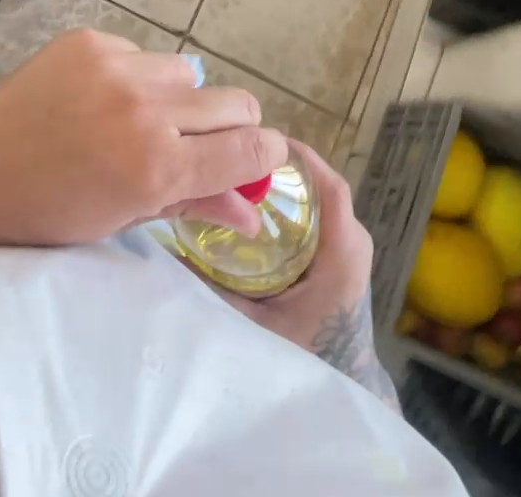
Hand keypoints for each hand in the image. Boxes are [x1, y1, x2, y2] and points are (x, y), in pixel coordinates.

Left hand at [0, 29, 288, 247]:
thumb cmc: (45, 216)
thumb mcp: (123, 220)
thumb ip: (194, 206)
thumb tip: (254, 212)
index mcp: (156, 168)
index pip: (251, 149)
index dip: (266, 155)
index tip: (259, 159)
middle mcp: (145, 111)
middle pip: (236, 102)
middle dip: (232, 126)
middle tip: (200, 145)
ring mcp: (116, 68)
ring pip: (188, 73)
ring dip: (178, 99)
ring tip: (136, 122)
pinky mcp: (90, 41)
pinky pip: (140, 54)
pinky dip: (134, 77)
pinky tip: (98, 101)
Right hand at [215, 142, 397, 409]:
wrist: (340, 380)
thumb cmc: (303, 354)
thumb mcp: (254, 325)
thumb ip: (214, 291)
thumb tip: (168, 254)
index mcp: (342, 253)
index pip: (329, 188)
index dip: (298, 159)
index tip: (257, 141)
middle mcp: (352, 240)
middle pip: (318, 183)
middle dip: (279, 164)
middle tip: (234, 154)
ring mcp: (349, 242)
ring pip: (317, 193)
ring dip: (284, 179)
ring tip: (239, 171)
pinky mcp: (340, 247)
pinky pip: (317, 209)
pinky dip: (289, 197)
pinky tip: (255, 200)